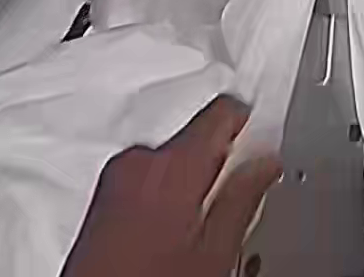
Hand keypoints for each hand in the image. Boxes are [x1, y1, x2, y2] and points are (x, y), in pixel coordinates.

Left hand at [63, 95, 282, 276]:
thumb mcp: (214, 253)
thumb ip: (244, 196)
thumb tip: (264, 162)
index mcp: (171, 163)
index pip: (225, 110)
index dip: (251, 127)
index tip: (262, 150)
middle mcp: (137, 162)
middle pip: (197, 138)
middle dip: (219, 165)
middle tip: (231, 208)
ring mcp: (114, 183)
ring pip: (172, 162)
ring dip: (190, 185)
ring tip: (194, 237)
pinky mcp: (99, 206)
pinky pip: (147, 181)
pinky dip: (163, 200)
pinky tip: (168, 243)